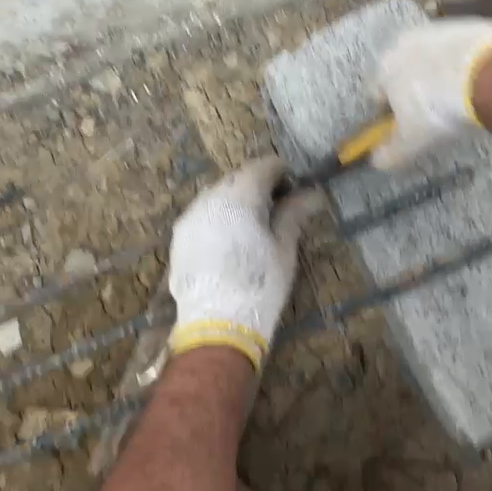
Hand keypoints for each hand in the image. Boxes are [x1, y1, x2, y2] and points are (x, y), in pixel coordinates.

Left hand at [167, 158, 324, 370]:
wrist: (216, 325)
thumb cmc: (260, 284)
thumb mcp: (284, 248)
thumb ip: (294, 213)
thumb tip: (312, 192)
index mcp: (241, 194)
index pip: (264, 165)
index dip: (283, 175)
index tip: (295, 193)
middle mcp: (211, 196)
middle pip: (239, 177)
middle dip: (259, 187)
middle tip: (277, 211)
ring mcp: (191, 215)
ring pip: (218, 194)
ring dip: (237, 201)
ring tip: (252, 229)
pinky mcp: (179, 236)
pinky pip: (203, 214)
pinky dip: (218, 218)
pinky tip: (228, 244)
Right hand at [368, 18, 491, 169]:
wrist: (491, 72)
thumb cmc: (441, 108)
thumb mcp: (414, 140)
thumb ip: (391, 153)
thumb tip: (375, 161)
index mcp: (386, 68)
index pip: (377, 91)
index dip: (389, 111)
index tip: (405, 125)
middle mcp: (405, 42)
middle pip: (404, 68)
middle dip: (414, 87)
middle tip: (435, 110)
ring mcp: (437, 30)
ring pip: (432, 55)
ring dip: (439, 71)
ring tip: (461, 95)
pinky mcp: (468, 24)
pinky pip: (460, 47)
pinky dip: (465, 60)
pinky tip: (481, 79)